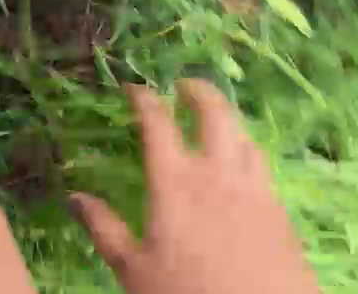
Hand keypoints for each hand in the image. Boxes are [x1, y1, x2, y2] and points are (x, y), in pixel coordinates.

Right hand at [71, 81, 318, 293]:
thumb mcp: (134, 271)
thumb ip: (105, 229)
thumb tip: (74, 196)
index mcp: (175, 181)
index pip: (157, 122)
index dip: (143, 97)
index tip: (132, 87)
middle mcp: (218, 177)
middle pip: (215, 114)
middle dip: (199, 92)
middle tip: (183, 86)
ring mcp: (257, 195)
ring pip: (246, 139)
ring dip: (228, 122)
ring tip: (215, 123)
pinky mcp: (284, 219)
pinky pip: (265, 173)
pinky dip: (248, 157)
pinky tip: (241, 172)